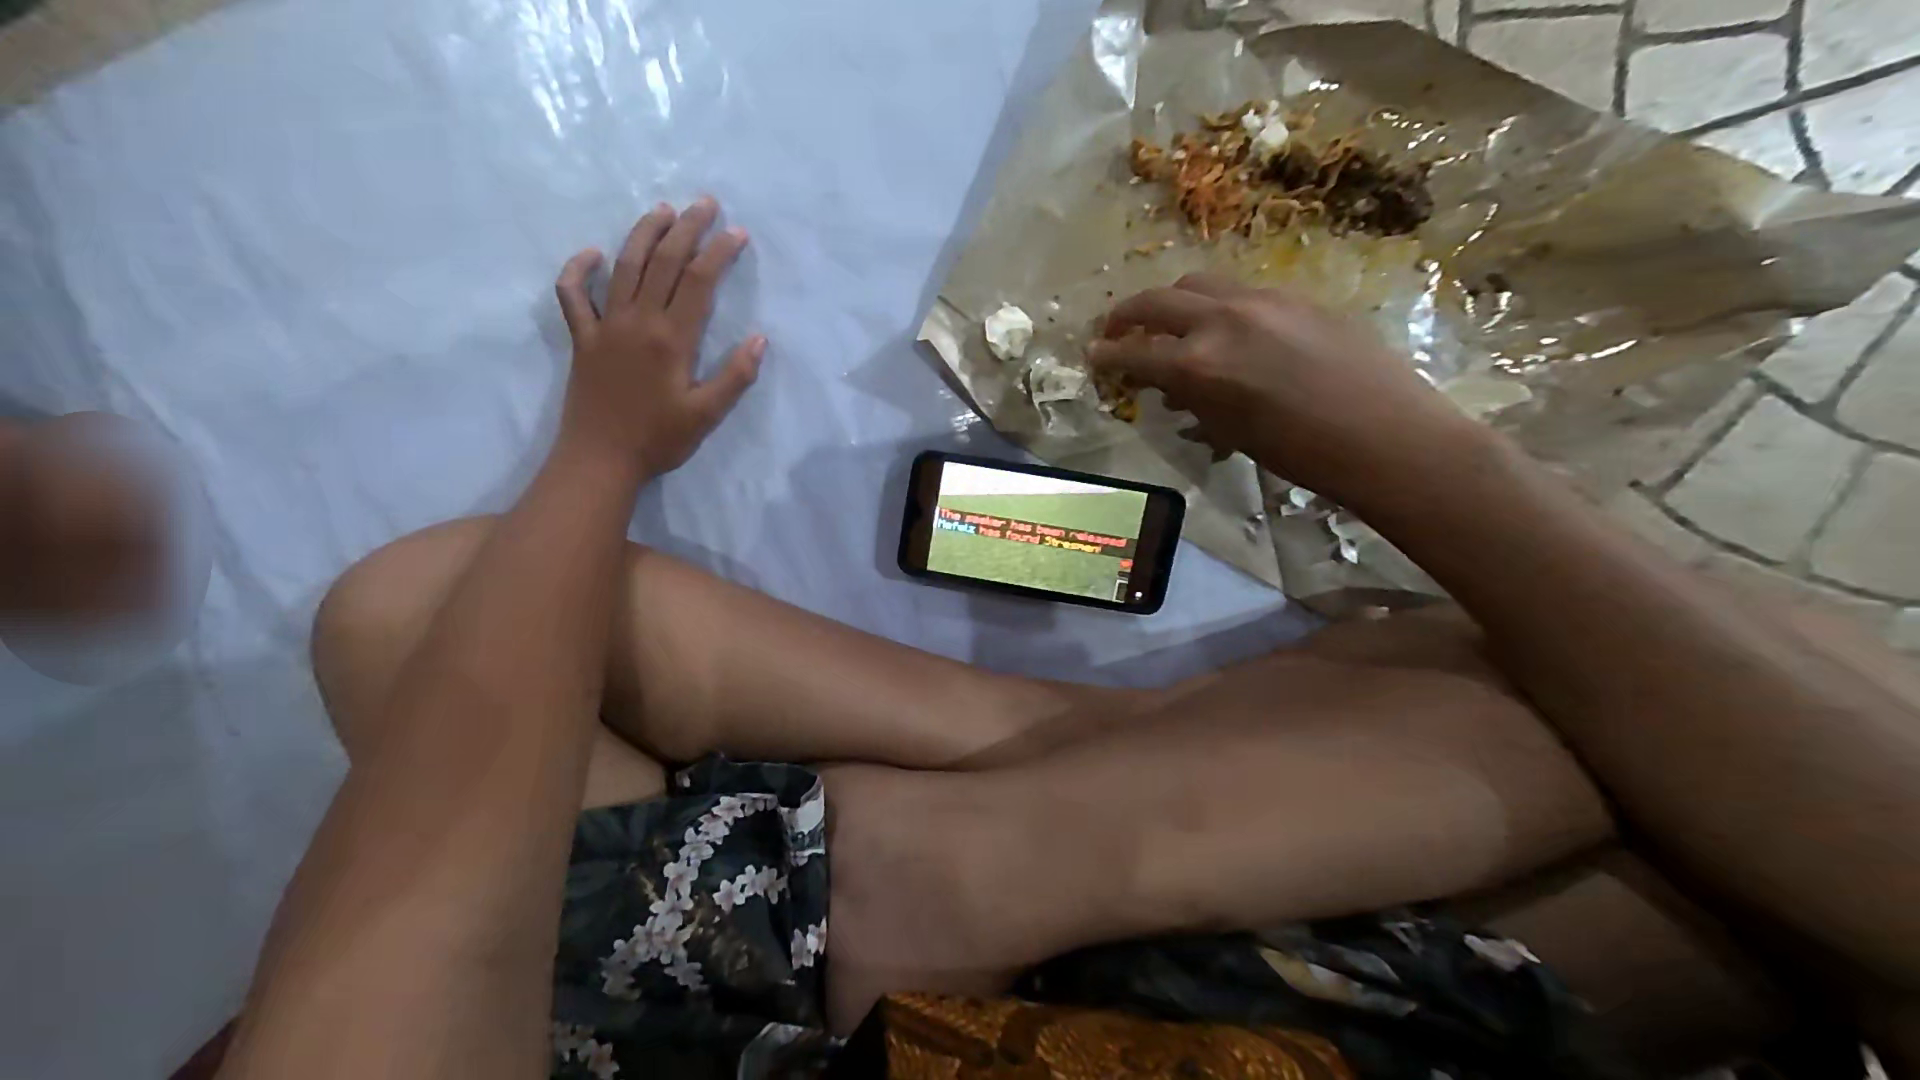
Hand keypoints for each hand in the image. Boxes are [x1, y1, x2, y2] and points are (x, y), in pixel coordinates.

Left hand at [555, 197, 766, 476]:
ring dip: (643, 234)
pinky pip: (572, 296)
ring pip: (623, 267)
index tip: (737, 233)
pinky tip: (591, 254)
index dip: (719, 253)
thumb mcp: (706, 415)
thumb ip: (734, 376)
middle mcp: (637, 321)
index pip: (698, 283)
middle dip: (686, 229)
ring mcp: (605, 327)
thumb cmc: (659, 439)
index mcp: (671, 339)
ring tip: (663, 211)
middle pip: (662, 263)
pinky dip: (578, 270)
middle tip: (704, 203)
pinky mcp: (582, 339)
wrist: (600, 459)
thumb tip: (760, 340)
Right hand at [1087, 274, 1481, 500]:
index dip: (1107, 355)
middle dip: (1127, 314)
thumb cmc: (1300, 452)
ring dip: (1173, 303)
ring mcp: (1263, 300)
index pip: (1134, 352)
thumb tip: (1172, 387)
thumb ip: (1193, 399)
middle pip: (1158, 300)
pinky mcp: (1297, 297)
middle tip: (1116, 330)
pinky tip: (1226, 332)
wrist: (1386, 436)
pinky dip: (1216, 307)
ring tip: (1169, 326)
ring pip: (1199, 284)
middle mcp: (1224, 319)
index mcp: (1200, 363)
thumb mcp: (1231, 431)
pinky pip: (1240, 292)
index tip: (1092, 354)